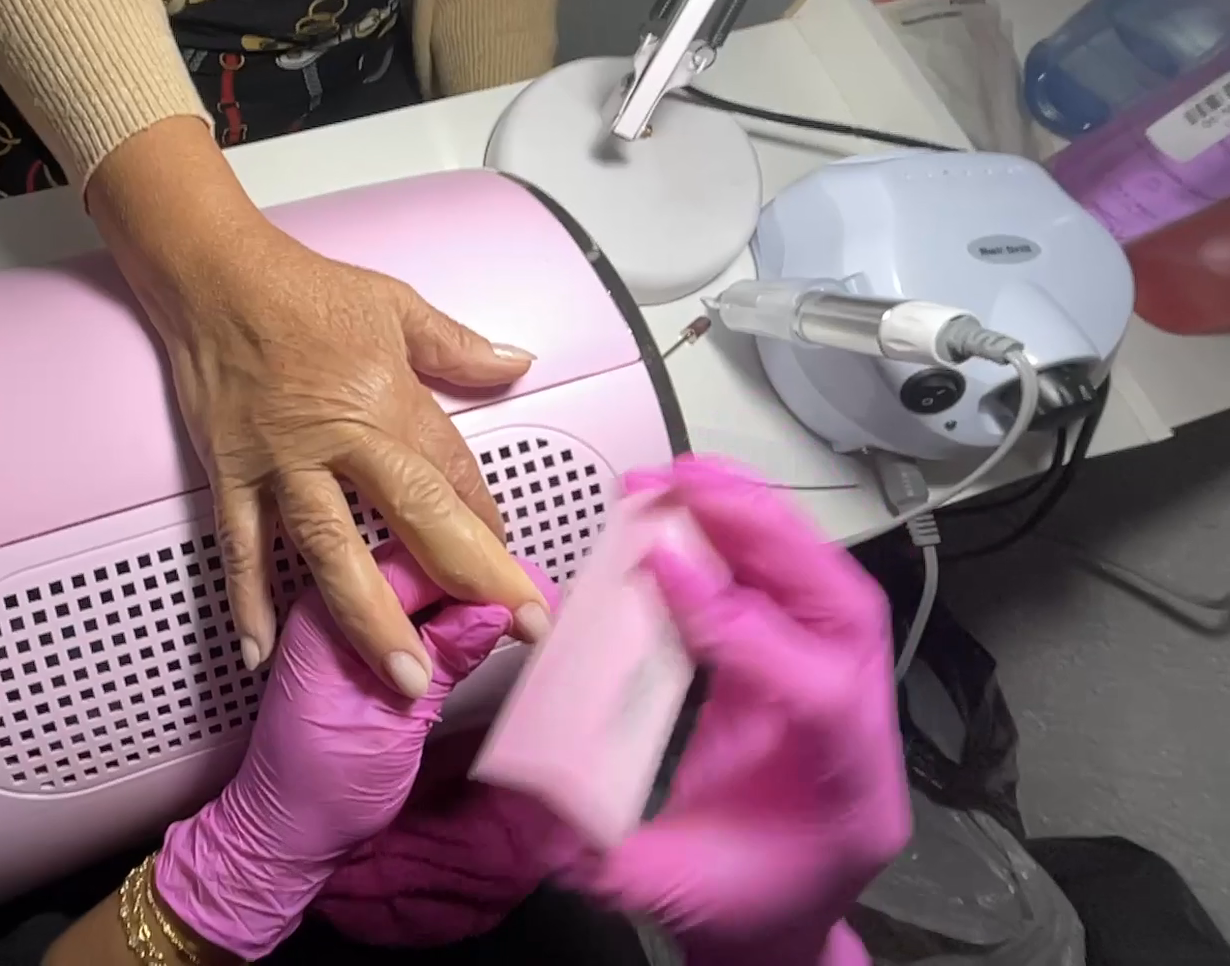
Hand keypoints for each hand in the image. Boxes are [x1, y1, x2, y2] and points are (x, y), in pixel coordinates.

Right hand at [87, 117, 550, 696]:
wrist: (214, 276)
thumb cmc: (304, 289)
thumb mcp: (394, 304)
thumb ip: (458, 346)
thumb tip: (517, 360)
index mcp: (386, 398)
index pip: (452, 475)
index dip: (488, 527)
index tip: (515, 572)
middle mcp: (337, 438)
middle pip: (409, 517)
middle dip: (464, 578)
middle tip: (510, 635)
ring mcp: (278, 462)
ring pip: (326, 548)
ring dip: (367, 615)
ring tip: (403, 678)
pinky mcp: (229, 473)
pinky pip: (239, 545)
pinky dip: (247, 599)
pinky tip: (260, 652)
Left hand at [310, 566, 582, 947]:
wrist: (288, 829)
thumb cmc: (328, 785)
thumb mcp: (393, 722)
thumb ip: (443, 660)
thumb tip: (498, 609)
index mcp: (328, 614)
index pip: (410, 570)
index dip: (475, 577)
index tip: (535, 594)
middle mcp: (334, 605)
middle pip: (416, 569)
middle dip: (479, 579)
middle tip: (542, 598)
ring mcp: (347, 624)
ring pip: (420, 589)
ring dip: (470, 596)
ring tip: (528, 606)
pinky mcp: (364, 646)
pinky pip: (414, 615)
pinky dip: (454, 618)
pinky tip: (491, 622)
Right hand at [573, 457, 911, 965]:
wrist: (779, 905)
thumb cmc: (738, 900)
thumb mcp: (664, 890)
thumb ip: (596, 851)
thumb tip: (528, 793)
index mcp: (836, 787)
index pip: (809, 686)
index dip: (733, 619)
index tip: (660, 565)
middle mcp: (852, 725)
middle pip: (836, 607)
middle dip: (765, 530)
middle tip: (690, 481)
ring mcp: (832, 684)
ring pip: (815, 581)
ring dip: (751, 516)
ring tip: (686, 476)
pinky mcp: (793, 660)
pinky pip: (781, 584)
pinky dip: (740, 534)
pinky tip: (692, 509)